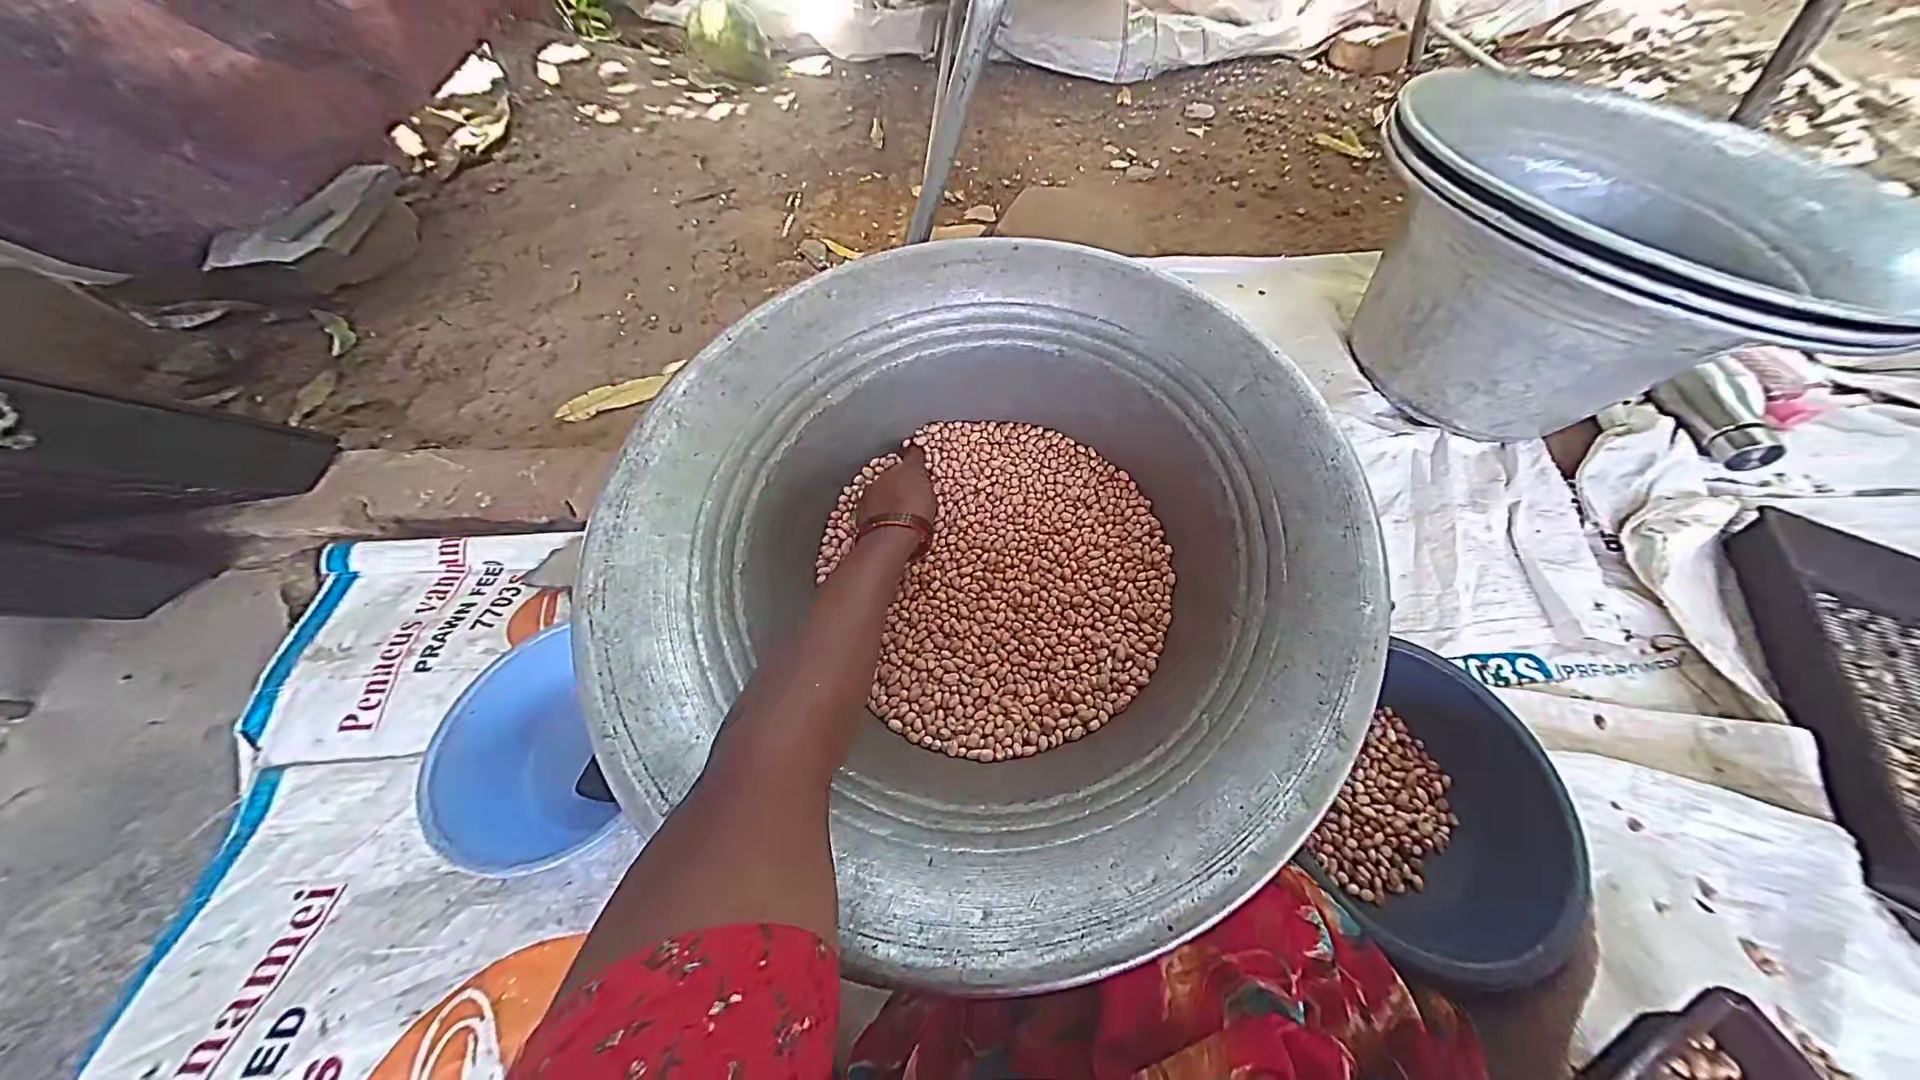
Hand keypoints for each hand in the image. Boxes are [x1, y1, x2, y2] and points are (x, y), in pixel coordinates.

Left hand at [858, 445, 935, 524]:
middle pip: (894, 472)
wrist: (890, 535)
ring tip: (897, 511)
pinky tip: (885, 519)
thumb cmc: (918, 517)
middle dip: (899, 480)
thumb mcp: (931, 500)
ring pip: (880, 486)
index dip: (916, 458)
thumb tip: (921, 485)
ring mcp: (872, 488)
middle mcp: (888, 472)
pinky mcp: (861, 504)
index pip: (914, 455)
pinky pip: (871, 502)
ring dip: (887, 494)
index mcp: (910, 468)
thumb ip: (925, 487)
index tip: (918, 460)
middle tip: (908, 496)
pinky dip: (876, 507)